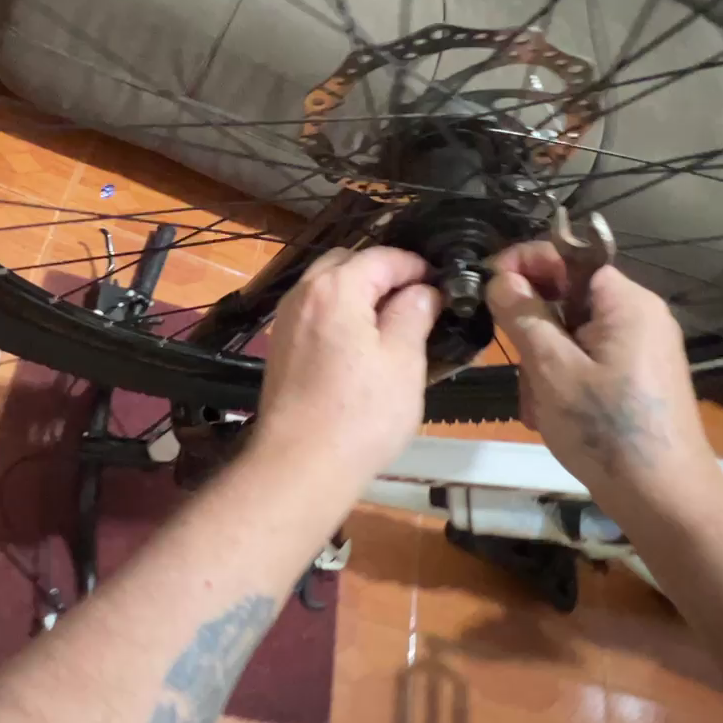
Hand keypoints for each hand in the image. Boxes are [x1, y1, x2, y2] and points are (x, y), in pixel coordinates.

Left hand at [250, 247, 442, 485]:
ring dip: (358, 292)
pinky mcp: (281, 346)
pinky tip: (361, 342)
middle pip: (348, 263)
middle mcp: (304, 293)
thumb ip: (414, 314)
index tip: (442, 283)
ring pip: (327, 286)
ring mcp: (286, 320)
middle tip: (417, 299)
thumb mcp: (403, 360)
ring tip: (393, 321)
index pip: (382, 257)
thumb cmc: (360, 414)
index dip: (416, 266)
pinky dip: (339, 313)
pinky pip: (314, 311)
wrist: (300, 464)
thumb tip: (423, 290)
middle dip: (383, 273)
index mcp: (335, 288)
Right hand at [485, 241, 722, 512]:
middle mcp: (637, 316)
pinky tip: (551, 413)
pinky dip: (560, 378)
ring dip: (541, 360)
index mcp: (626, 303)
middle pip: (565, 295)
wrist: (666, 503)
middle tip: (512, 362)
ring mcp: (638, 348)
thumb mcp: (551, 369)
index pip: (566, 257)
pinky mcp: (634, 376)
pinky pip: (584, 357)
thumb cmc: (607, 430)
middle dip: (530, 326)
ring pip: (569, 331)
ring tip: (536, 403)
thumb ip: (523, 315)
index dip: (522, 264)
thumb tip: (499, 277)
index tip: (483, 286)